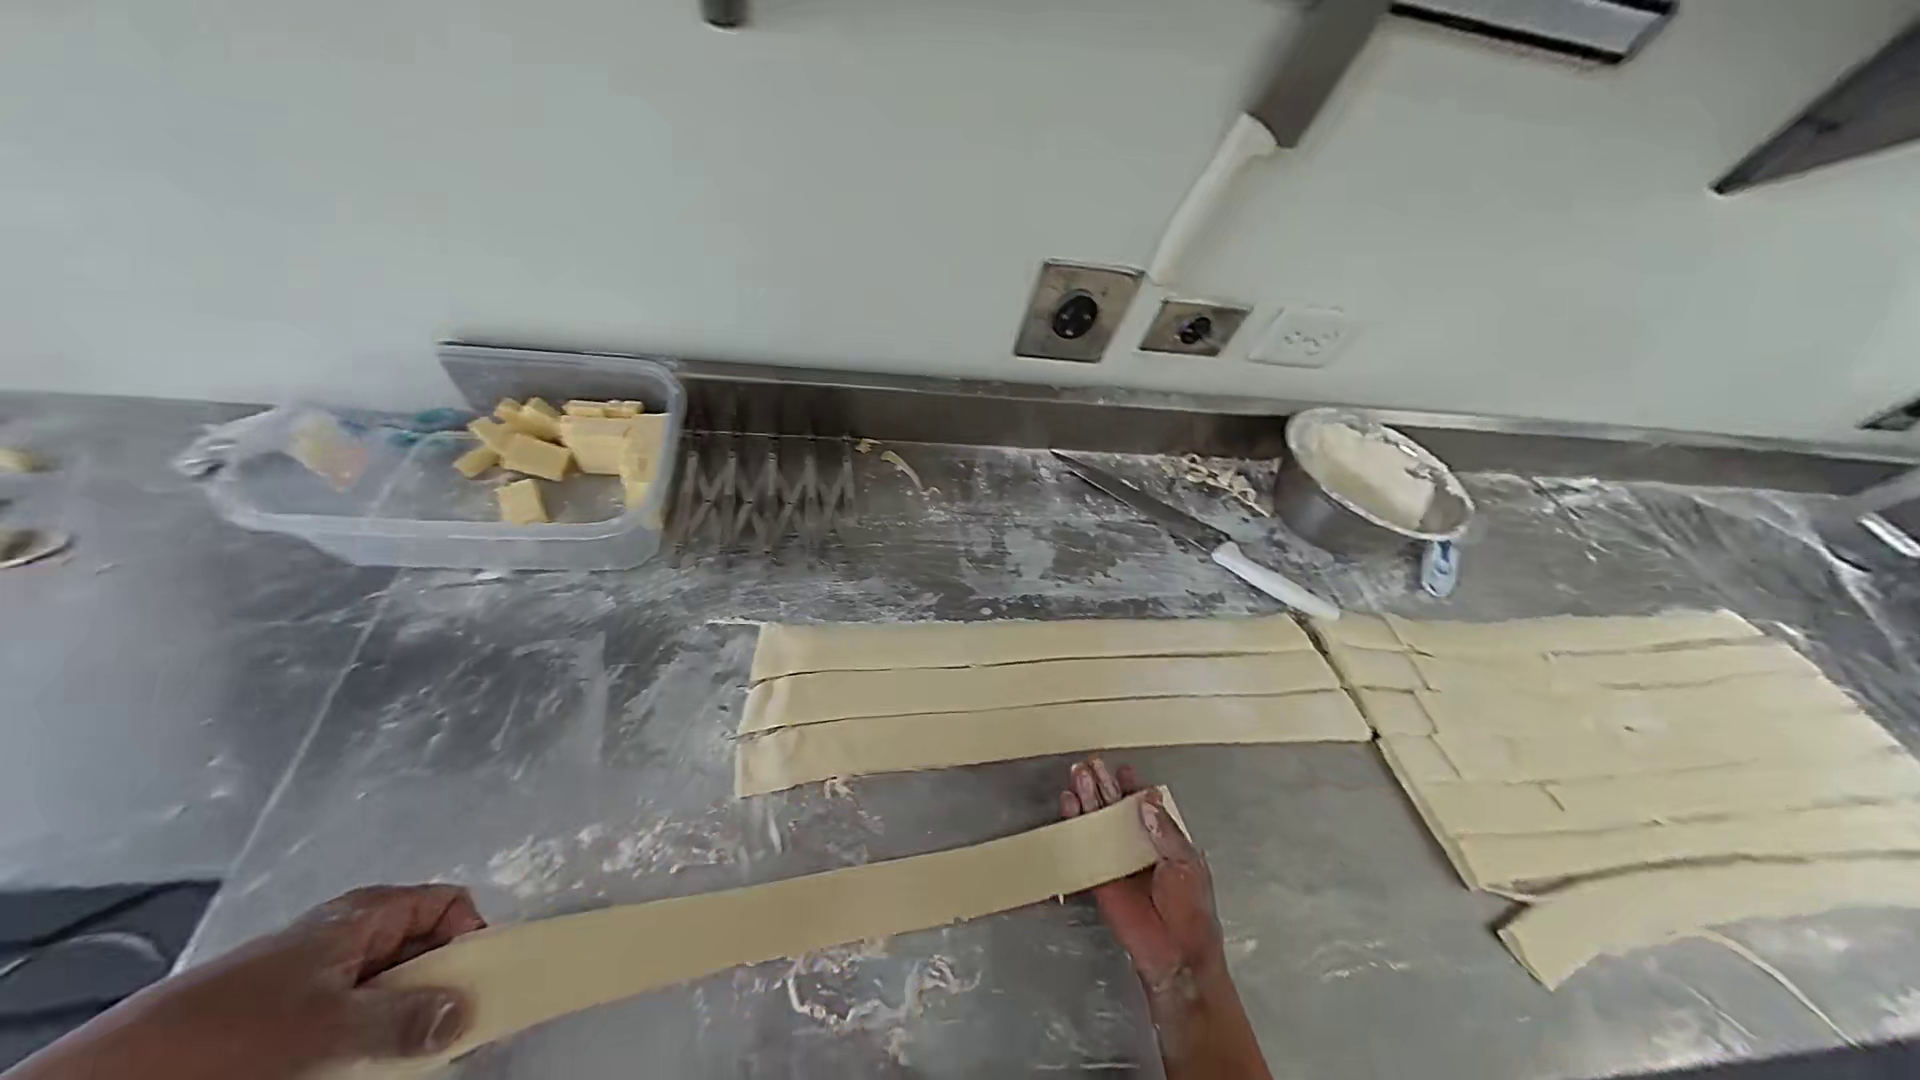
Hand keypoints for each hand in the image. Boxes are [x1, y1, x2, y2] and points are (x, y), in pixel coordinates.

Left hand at [7, 884, 486, 1079]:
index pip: (449, 903)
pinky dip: (371, 1030)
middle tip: (447, 1026)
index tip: (475, 982)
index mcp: (368, 913)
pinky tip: (362, 1060)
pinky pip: (358, 1006)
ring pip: (393, 980)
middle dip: (441, 982)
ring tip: (404, 1049)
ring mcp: (323, 969)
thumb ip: (402, 1018)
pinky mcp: (296, 1006)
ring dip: (406, 1012)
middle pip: (424, 943)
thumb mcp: (326, 1025)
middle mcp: (352, 932)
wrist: (114, 1074)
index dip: (471, 934)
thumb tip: (470, 1013)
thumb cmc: (234, 1030)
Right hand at [1060, 758, 1272, 1079]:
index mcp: (1161, 838)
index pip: (1143, 804)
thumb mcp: (1187, 863)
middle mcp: (1135, 842)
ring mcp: (1114, 856)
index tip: (1123, 769)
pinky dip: (1074, 822)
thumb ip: (1166, 831)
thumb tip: (1147, 799)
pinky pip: (1083, 843)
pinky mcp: (1097, 872)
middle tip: (1091, 763)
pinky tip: (1068, 802)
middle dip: (1103, 783)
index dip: (1132, 786)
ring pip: (1097, 818)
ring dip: (1087, 795)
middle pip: (1115, 806)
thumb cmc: (1190, 907)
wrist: (1176, 952)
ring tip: (1078, 772)